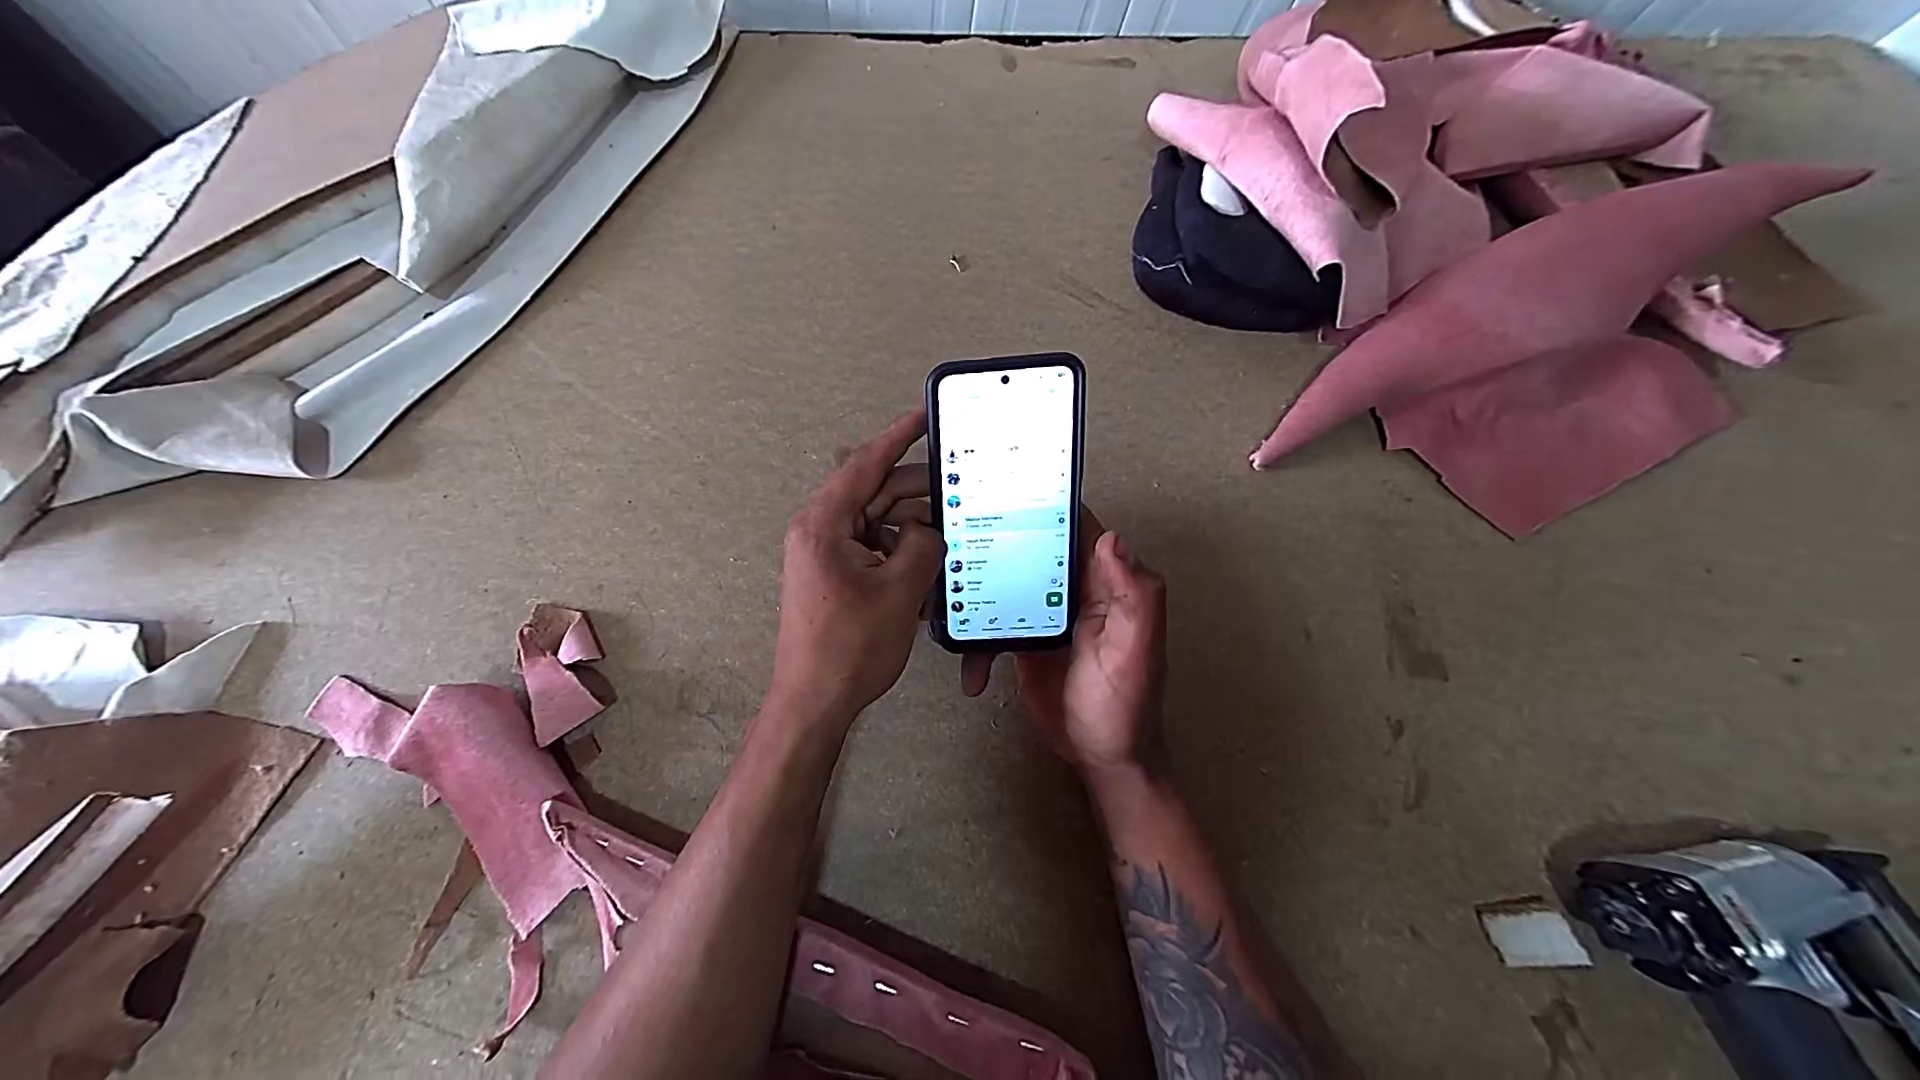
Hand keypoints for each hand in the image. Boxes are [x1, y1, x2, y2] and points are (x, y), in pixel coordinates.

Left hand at [769, 410, 942, 724]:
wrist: (814, 700)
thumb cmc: (846, 650)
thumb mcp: (900, 591)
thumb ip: (923, 545)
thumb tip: (930, 528)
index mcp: (824, 526)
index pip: (866, 465)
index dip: (899, 436)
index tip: (924, 415)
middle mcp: (819, 532)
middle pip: (875, 493)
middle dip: (918, 492)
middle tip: (957, 489)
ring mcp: (825, 553)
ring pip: (878, 521)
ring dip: (913, 527)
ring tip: (949, 534)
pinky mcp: (835, 573)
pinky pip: (874, 546)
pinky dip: (901, 550)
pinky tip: (928, 563)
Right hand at [962, 518, 1167, 776]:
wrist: (1102, 757)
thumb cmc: (1126, 707)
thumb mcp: (1135, 651)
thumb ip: (1133, 595)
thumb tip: (1113, 538)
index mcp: (1104, 584)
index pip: (1076, 529)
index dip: (1047, 505)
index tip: (1009, 487)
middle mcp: (1074, 591)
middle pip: (1031, 549)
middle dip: (996, 542)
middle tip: (958, 536)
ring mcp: (1046, 614)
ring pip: (1005, 583)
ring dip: (977, 592)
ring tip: (948, 605)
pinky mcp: (1024, 639)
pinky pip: (993, 625)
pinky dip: (977, 644)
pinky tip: (972, 670)